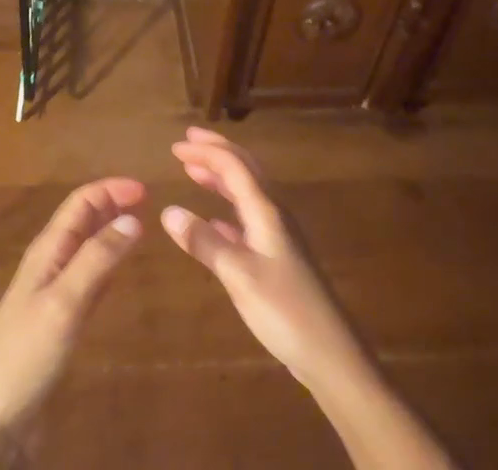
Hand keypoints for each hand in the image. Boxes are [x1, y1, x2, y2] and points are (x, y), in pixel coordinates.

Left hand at [0, 178, 145, 468]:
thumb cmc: (24, 355)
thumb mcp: (63, 302)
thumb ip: (97, 260)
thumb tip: (133, 218)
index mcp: (46, 252)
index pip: (79, 204)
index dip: (110, 190)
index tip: (148, 190)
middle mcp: (49, 266)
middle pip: (82, 222)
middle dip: (112, 205)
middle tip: (151, 203)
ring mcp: (53, 295)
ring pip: (86, 250)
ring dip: (111, 232)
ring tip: (142, 227)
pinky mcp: (59, 324)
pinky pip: (88, 282)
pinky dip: (107, 268)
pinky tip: (120, 273)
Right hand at [160, 127, 362, 385]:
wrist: (330, 353)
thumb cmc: (284, 310)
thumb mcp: (238, 274)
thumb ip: (204, 242)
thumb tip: (168, 211)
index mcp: (266, 211)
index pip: (234, 167)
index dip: (206, 153)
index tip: (175, 147)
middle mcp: (275, 216)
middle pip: (245, 172)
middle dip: (217, 154)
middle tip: (186, 144)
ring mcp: (279, 237)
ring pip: (247, 194)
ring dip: (221, 179)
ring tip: (195, 173)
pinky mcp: (278, 259)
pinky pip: (249, 220)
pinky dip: (228, 212)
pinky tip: (215, 222)